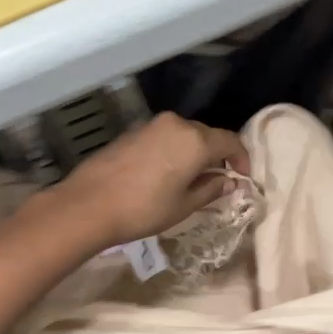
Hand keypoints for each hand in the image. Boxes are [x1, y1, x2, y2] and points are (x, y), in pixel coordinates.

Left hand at [56, 113, 249, 247]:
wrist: (89, 204)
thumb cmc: (144, 209)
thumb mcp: (185, 205)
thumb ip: (211, 189)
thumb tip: (229, 181)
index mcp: (195, 140)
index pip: (231, 141)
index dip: (242, 159)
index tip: (243, 179)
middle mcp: (176, 124)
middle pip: (208, 136)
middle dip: (218, 156)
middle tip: (219, 181)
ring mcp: (152, 125)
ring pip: (185, 136)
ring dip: (194, 154)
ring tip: (192, 180)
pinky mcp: (133, 132)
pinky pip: (165, 138)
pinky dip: (174, 152)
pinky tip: (167, 174)